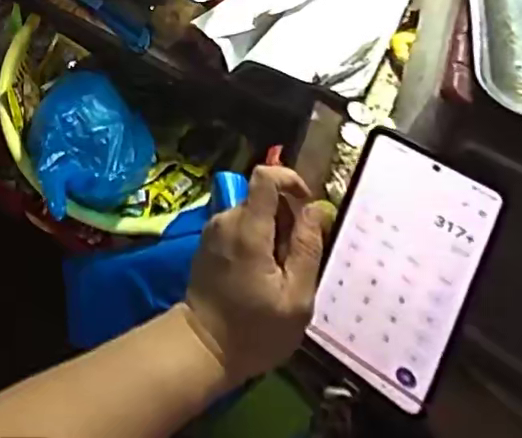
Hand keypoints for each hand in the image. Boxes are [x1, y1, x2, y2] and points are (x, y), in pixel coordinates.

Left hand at [180, 165, 334, 381]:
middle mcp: (226, 219)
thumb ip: (306, 248)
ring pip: (252, 212)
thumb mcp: (296, 297)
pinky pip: (239, 225)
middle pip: (261, 197)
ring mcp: (214, 228)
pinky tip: (263, 272)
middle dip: (287, 218)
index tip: (309, 205)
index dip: (289, 179)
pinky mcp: (209, 239)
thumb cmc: (256, 328)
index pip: (263, 177)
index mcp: (247, 229)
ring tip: (281, 272)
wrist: (206, 343)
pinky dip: (257, 238)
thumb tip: (316, 208)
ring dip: (273, 232)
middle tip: (298, 258)